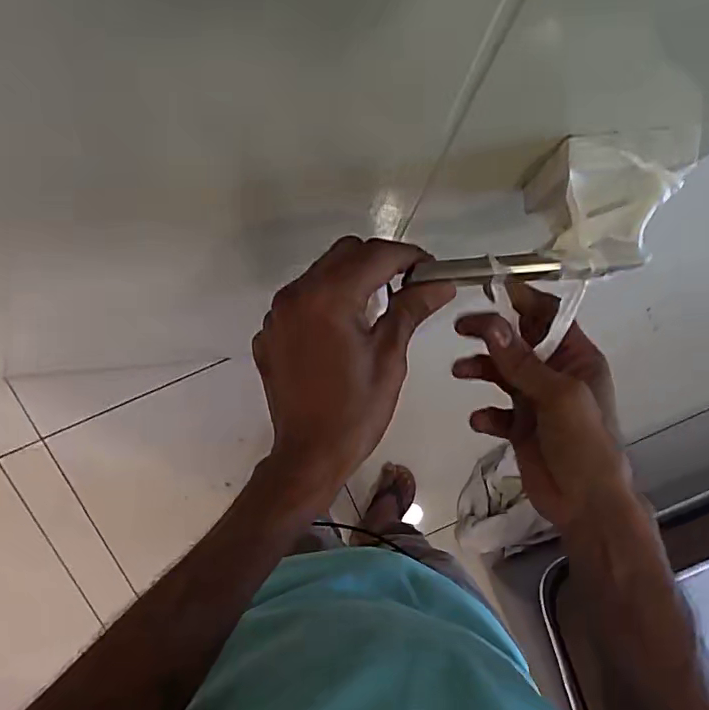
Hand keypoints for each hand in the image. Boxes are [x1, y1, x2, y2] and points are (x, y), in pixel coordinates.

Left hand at [253, 237, 453, 501]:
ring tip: (378, 312)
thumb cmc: (356, 413)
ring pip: (320, 275)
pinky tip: (342, 336)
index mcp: (328, 298)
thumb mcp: (389, 358)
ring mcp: (276, 315)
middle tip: (408, 289)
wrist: (309, 454)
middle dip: (380, 263)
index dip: (410, 257)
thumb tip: (439, 283)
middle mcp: (295, 295)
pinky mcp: (269, 335)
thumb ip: (410, 310)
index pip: (375, 255)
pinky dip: (325, 306)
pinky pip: (301, 303)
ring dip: (351, 281)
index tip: (432, 271)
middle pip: (344, 254)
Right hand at [452, 283, 632, 531]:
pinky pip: (497, 413)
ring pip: (503, 374)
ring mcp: (536, 403)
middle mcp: (555, 375)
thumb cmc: (584, 442)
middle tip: (462, 328)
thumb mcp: (558, 395)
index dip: (522, 301)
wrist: (585, 500)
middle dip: (492, 334)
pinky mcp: (520, 429)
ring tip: (460, 370)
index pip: (549, 317)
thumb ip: (522, 362)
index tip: (490, 289)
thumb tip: (492, 325)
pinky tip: (481, 420)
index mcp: (576, 358)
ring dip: (482, 369)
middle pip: (518, 343)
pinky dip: (486, 413)